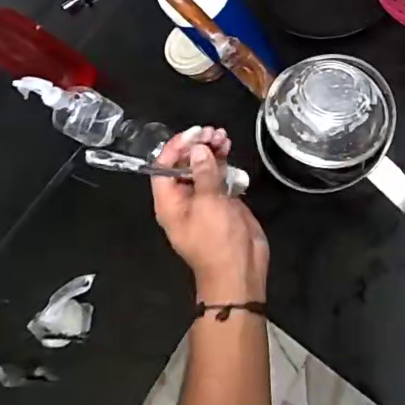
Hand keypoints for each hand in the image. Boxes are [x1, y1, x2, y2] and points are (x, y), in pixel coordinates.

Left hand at [151, 127, 268, 304]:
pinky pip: (218, 174)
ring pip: (202, 166)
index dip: (176, 147)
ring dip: (210, 149)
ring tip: (223, 137)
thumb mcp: (208, 205)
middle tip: (212, 132)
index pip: (163, 167)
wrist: (240, 271)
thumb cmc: (217, 241)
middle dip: (196, 146)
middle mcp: (183, 198)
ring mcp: (203, 199)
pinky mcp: (222, 200)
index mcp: (169, 203)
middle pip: (183, 164)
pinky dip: (222, 160)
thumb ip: (204, 173)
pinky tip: (229, 148)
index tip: (195, 133)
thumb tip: (198, 148)